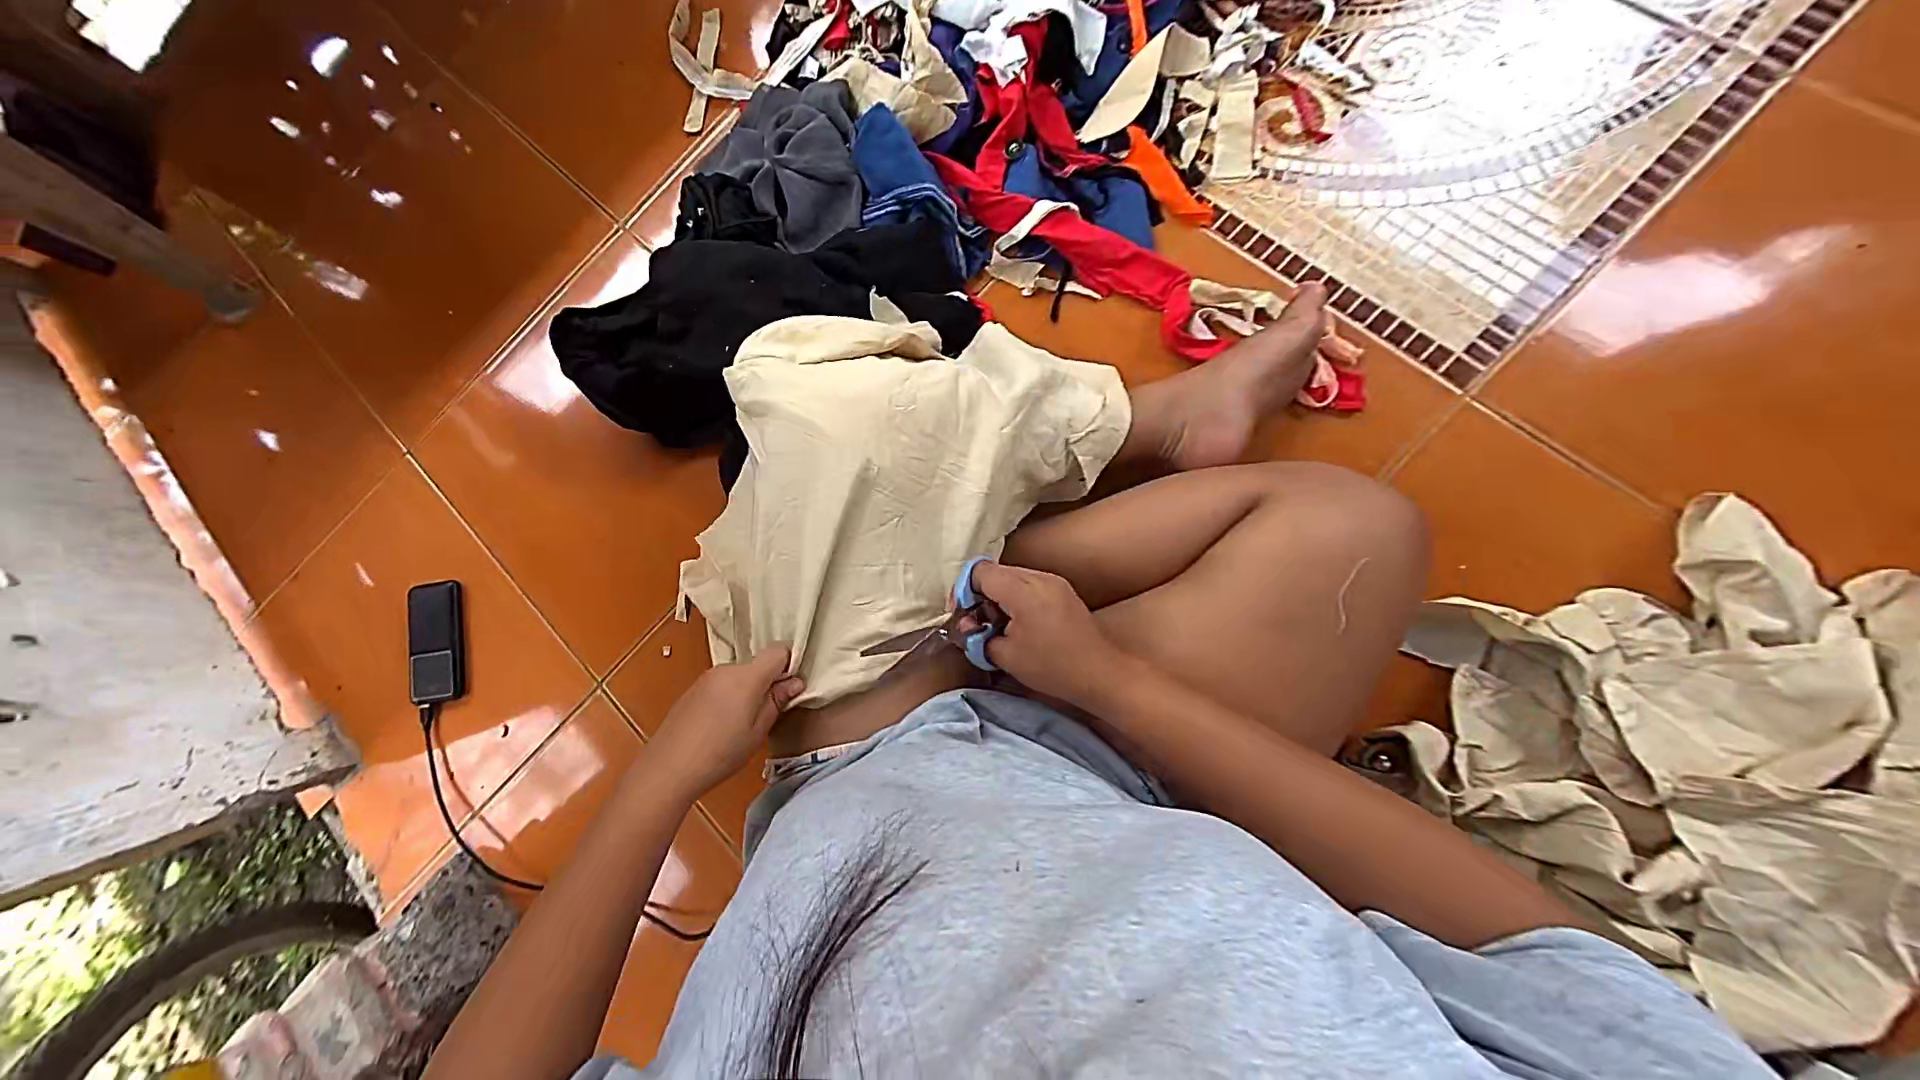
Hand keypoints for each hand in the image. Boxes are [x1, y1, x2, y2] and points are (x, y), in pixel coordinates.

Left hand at [644, 646, 803, 801]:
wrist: (667, 769)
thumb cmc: (719, 754)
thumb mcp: (757, 732)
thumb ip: (777, 702)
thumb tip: (794, 682)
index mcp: (746, 677)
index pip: (777, 651)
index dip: (788, 664)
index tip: (788, 688)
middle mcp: (726, 670)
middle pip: (756, 665)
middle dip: (766, 683)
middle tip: (764, 715)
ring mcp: (706, 679)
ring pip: (739, 676)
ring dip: (746, 692)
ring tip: (739, 726)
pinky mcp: (692, 690)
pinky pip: (721, 685)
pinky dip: (727, 698)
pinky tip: (718, 727)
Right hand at [967, 563, 1123, 705]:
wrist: (1101, 674)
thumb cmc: (1052, 668)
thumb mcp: (1005, 656)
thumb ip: (979, 636)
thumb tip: (969, 626)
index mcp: (1023, 590)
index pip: (980, 572)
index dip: (963, 591)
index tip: (963, 616)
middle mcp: (1039, 577)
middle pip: (996, 572)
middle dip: (980, 595)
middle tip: (976, 624)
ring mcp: (1055, 582)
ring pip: (1013, 577)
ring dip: (998, 597)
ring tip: (998, 627)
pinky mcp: (1064, 591)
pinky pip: (1030, 585)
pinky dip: (1016, 599)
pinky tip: (1018, 625)